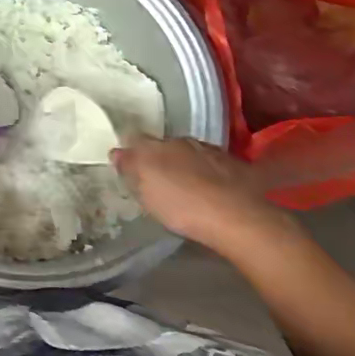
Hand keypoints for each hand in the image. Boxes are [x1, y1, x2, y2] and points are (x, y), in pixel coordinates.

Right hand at [110, 136, 271, 243]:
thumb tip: (117, 151)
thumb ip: (130, 166)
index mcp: (161, 145)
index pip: (140, 139)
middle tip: (156, 176)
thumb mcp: (145, 189)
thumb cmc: (181, 203)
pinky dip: (209, 176)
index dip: (132, 148)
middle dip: (161, 157)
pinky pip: (215, 168)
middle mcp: (187, 142)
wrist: (236, 216)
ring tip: (184, 184)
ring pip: (193, 155)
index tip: (127, 160)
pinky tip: (209, 190)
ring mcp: (214, 154)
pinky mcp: (238, 170)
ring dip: (187, 165)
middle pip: (168, 146)